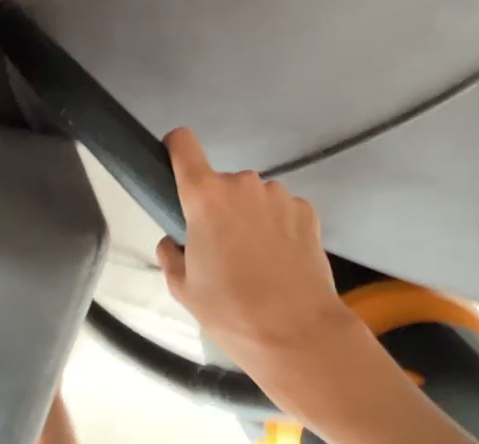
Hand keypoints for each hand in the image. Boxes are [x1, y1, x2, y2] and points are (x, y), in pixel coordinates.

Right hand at [155, 128, 355, 375]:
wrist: (298, 335)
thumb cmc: (232, 312)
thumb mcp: (184, 290)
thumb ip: (170, 255)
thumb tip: (172, 243)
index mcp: (205, 196)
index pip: (183, 143)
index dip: (176, 148)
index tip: (176, 167)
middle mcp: (242, 184)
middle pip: (222, 183)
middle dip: (220, 208)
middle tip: (223, 250)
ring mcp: (279, 195)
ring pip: (255, 198)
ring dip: (252, 218)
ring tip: (259, 262)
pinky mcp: (308, 211)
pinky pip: (284, 211)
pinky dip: (280, 228)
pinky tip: (284, 262)